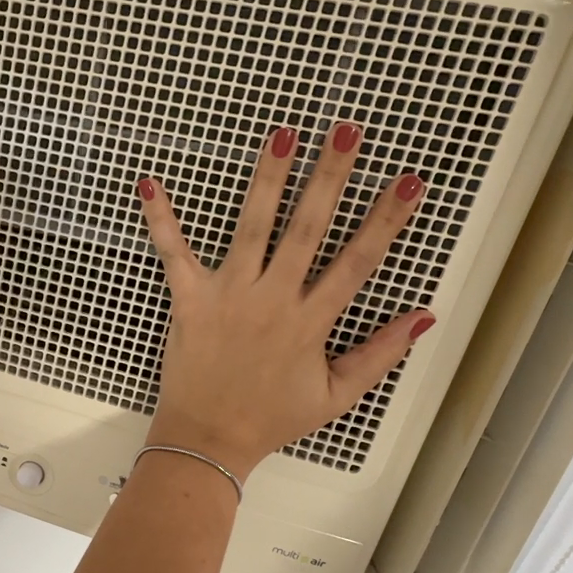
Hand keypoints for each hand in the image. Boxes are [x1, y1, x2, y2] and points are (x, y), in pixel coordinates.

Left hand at [136, 122, 435, 480]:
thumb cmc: (269, 419)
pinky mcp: (189, 300)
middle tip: (346, 132)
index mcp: (311, 322)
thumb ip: (380, 354)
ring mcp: (229, 296)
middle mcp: (273, 300)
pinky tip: (150, 185)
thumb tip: (422, 316)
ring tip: (281, 134)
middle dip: (329, 177)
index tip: (409, 181)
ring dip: (267, 179)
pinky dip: (161, 220)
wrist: (207, 440)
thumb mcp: (336, 396)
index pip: (358, 262)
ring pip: (251, 228)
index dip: (386, 220)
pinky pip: (173, 254)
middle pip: (307, 229)